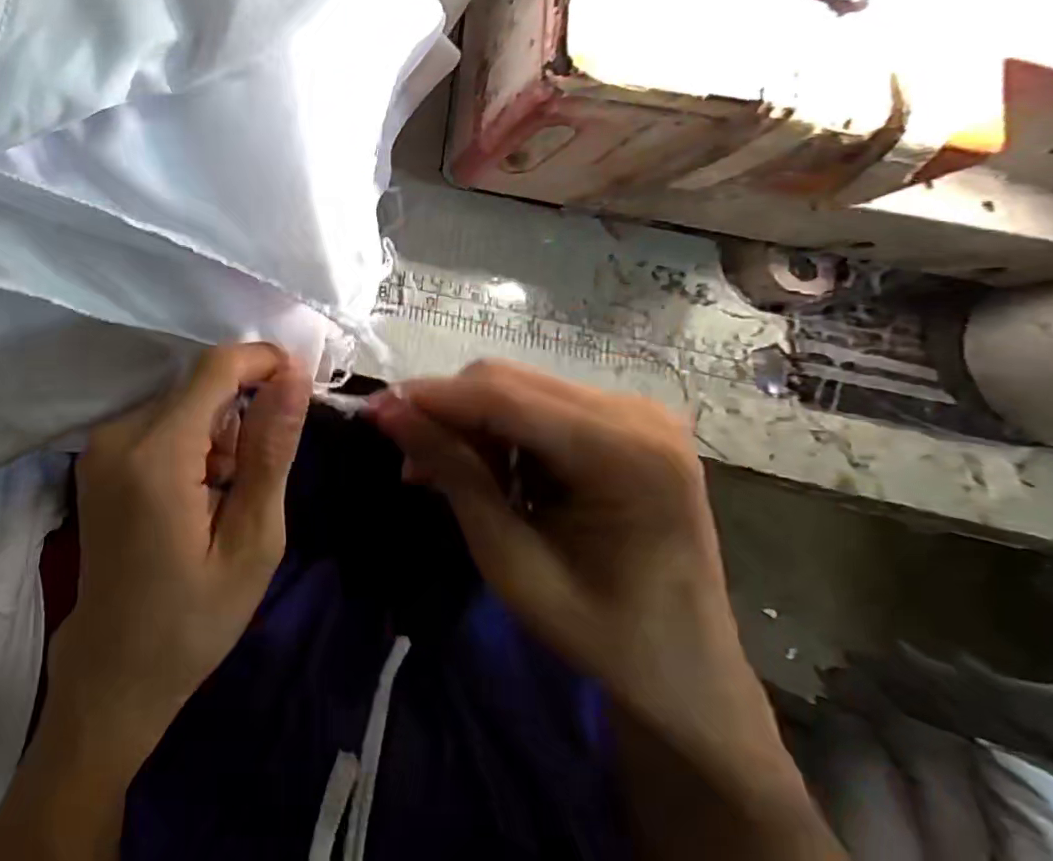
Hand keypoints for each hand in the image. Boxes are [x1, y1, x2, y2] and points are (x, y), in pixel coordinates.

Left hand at [58, 342, 308, 753]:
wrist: (117, 665)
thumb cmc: (194, 617)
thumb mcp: (253, 540)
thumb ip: (270, 451)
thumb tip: (292, 376)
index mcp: (155, 455)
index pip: (214, 368)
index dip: (262, 362)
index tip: (299, 387)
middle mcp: (117, 435)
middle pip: (197, 386)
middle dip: (239, 415)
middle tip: (250, 482)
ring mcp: (99, 445)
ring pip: (179, 403)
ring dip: (214, 434)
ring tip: (220, 499)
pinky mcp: (95, 457)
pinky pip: (156, 422)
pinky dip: (187, 444)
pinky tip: (193, 496)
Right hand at [365, 361, 773, 781]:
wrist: (682, 670)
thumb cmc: (598, 631)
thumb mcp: (508, 558)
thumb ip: (453, 474)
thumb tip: (388, 412)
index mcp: (628, 454)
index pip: (503, 396)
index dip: (429, 398)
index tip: (370, 411)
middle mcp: (639, 414)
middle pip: (508, 381)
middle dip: (446, 414)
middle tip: (411, 468)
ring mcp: (638, 414)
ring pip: (516, 388)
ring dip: (467, 425)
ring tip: (439, 477)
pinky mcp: (626, 423)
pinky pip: (537, 405)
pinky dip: (496, 431)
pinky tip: (484, 472)